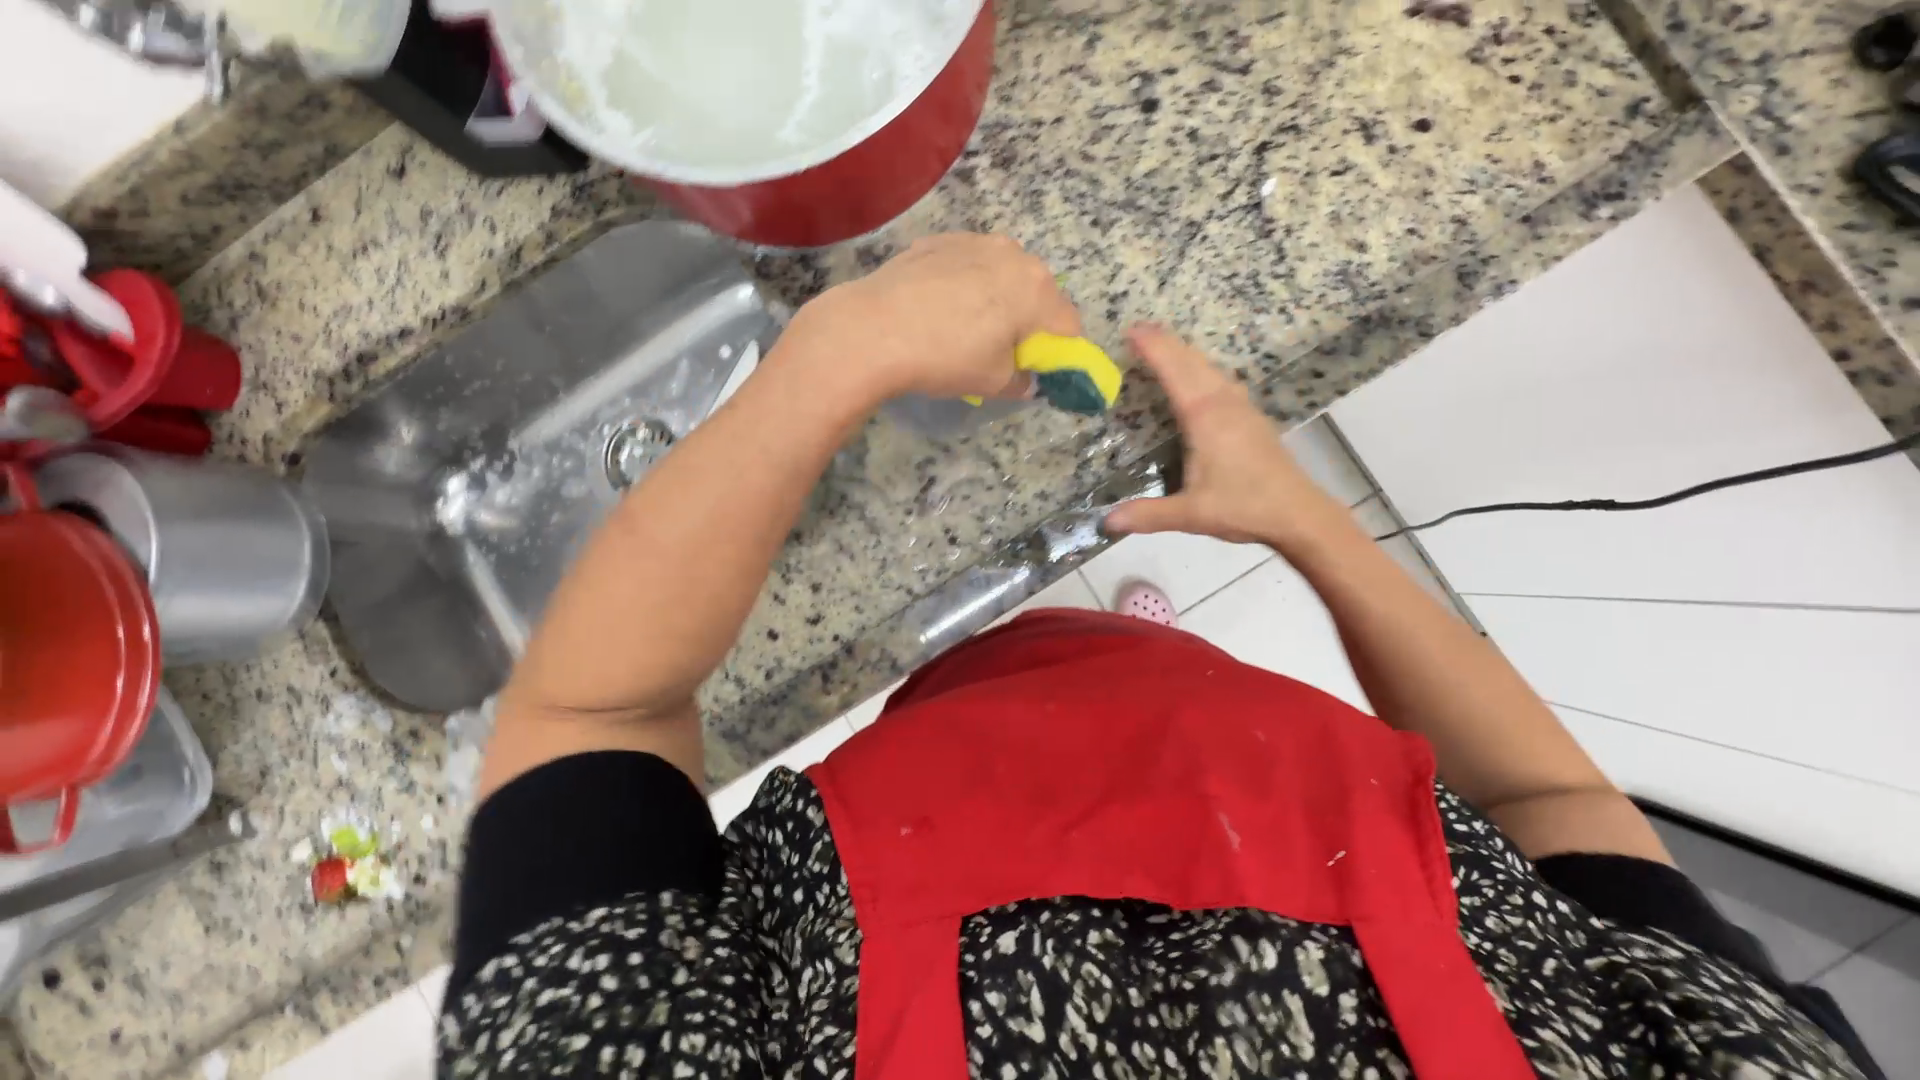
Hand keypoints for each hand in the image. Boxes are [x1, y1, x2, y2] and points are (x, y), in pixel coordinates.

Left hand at [783, 234, 1082, 402]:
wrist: (872, 328)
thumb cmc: (945, 357)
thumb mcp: (993, 382)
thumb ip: (1021, 381)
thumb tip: (1026, 379)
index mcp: (1037, 289)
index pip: (1068, 325)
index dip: (1059, 353)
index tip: (1038, 370)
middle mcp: (1013, 255)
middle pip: (1036, 293)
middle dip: (1027, 321)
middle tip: (1000, 351)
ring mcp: (974, 241)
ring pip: (1000, 274)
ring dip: (995, 298)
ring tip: (964, 328)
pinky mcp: (938, 241)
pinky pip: (965, 265)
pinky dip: (962, 285)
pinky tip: (937, 309)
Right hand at [1104, 325, 1348, 548]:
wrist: (1298, 514)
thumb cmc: (1244, 507)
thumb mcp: (1190, 514)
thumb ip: (1147, 515)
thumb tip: (1107, 522)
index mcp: (1205, 417)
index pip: (1174, 371)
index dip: (1152, 348)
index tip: (1130, 330)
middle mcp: (1224, 403)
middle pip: (1192, 361)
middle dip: (1165, 342)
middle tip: (1138, 330)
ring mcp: (1242, 408)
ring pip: (1210, 368)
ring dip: (1185, 354)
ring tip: (1164, 347)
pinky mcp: (1253, 418)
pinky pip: (1221, 380)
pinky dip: (1202, 369)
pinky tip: (1200, 378)